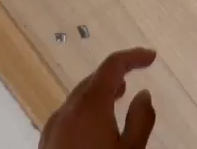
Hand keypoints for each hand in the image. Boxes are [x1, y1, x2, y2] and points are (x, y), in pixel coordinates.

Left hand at [39, 47, 156, 148]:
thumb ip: (141, 119)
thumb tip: (143, 95)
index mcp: (89, 104)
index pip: (112, 65)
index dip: (134, 56)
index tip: (152, 58)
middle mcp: (66, 110)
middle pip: (93, 80)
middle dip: (115, 74)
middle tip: (136, 74)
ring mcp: (51, 129)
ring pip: (78, 99)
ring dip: (100, 93)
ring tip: (118, 97)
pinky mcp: (44, 146)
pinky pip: (68, 116)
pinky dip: (86, 111)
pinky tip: (95, 126)